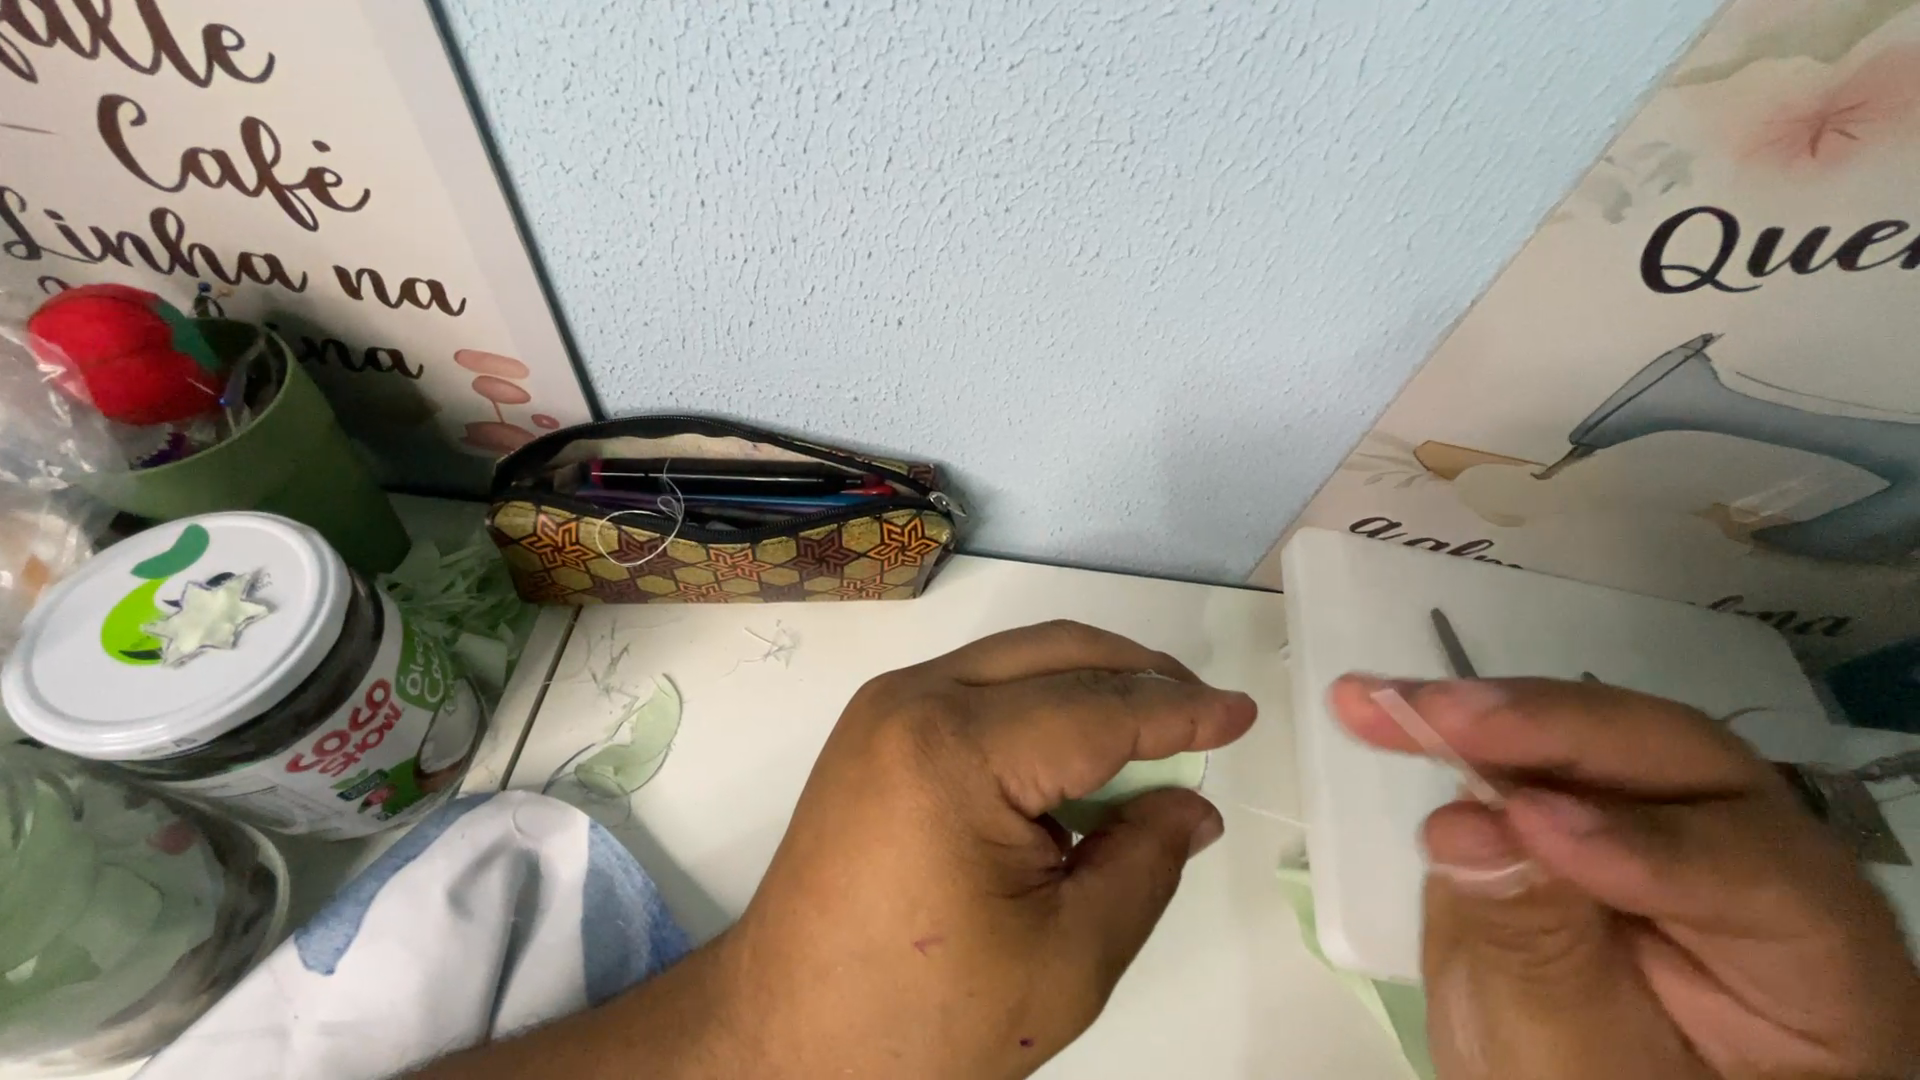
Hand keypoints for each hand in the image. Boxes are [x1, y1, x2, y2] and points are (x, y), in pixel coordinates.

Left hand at [721, 621, 1256, 1077]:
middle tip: (1201, 715)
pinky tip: (1076, 751)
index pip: (1097, 710)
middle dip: (1138, 676)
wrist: (785, 1036)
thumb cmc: (922, 1017)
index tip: (1241, 715)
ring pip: (1016, 660)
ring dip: (1089, 682)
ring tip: (1152, 730)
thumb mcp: (1066, 957)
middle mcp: (913, 700)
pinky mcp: (875, 728)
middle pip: (1055, 655)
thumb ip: (1144, 863)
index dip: (1179, 712)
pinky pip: (978, 687)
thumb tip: (1190, 805)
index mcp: (955, 749)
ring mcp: (885, 708)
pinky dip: (1039, 703)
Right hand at [1330, 675, 1919, 1079]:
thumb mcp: (1565, 1057)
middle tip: (1432, 714)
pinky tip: (1380, 711)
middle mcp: (1754, 863)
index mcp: (1817, 968)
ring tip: (1374, 703)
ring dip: (1478, 717)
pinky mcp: (1566, 801)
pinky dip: (1445, 729)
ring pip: (1590, 741)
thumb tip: (1466, 824)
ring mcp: (1652, 820)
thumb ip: (1534, 946)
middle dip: (1545, 732)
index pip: (1762, 880)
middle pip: (1679, 766)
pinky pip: (1519, 752)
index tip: (1522, 822)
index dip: (1646, 844)